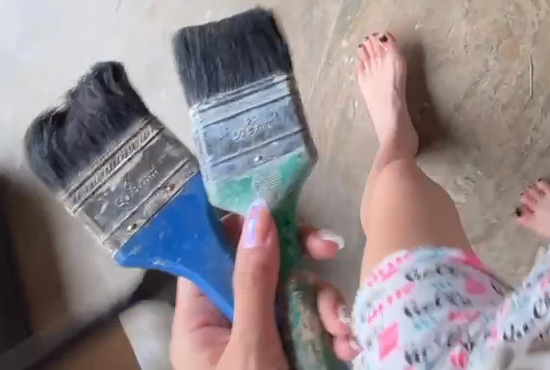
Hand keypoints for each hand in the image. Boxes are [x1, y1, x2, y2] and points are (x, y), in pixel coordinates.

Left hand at [171, 206, 361, 369]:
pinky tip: (348, 344)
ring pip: (296, 290)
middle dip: (301, 259)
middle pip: (263, 264)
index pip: (212, 253)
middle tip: (329, 248)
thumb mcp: (250, 348)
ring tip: (342, 327)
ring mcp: (263, 337)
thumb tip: (257, 211)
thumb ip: (255, 280)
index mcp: (201, 320)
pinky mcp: (292, 351)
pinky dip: (334, 327)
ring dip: (326, 302)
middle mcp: (231, 322)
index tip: (278, 198)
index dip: (241, 222)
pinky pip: (313, 320)